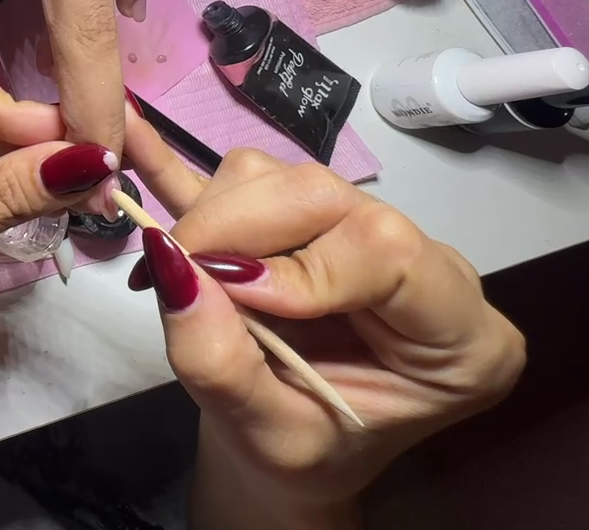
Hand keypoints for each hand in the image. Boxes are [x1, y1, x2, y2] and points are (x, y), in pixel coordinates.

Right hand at [121, 118, 525, 529]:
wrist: (285, 453)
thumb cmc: (298, 460)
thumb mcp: (267, 435)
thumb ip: (221, 360)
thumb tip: (170, 263)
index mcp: (455, 334)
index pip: (386, 249)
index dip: (301, 263)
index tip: (232, 294)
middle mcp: (415, 264)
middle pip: (319, 193)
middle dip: (231, 225)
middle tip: (177, 271)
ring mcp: (348, 228)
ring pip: (271, 177)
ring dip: (208, 214)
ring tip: (176, 267)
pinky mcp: (290, 215)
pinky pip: (233, 176)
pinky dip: (176, 159)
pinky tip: (133, 130)